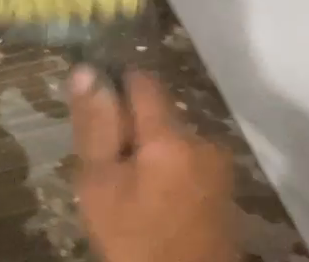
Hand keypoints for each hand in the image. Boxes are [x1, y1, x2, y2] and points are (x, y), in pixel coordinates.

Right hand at [70, 66, 238, 261]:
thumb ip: (94, 123)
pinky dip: (158, 164)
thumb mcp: (98, 180)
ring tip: (120, 181)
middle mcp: (204, 144)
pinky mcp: (222, 188)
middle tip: (101, 159)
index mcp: (171, 138)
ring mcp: (218, 168)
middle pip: (153, 109)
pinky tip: (144, 194)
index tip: (88, 109)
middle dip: (123, 123)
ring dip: (140, 146)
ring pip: (165, 134)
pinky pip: (180, 156)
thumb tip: (86, 69)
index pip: (140, 80)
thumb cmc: (135, 238)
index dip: (110, 83)